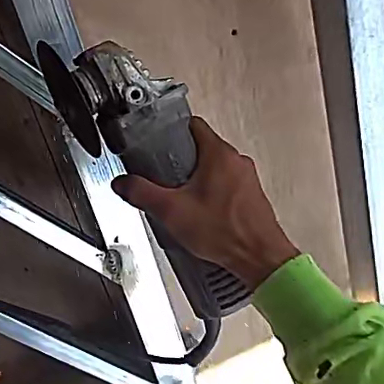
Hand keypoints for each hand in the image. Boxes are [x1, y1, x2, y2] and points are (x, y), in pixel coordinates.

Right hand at [111, 118, 299, 286]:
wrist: (260, 259)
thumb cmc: (227, 233)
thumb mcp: (171, 210)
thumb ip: (141, 193)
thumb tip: (123, 183)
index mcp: (219, 154)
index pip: (194, 124)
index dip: (173, 129)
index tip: (161, 138)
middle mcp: (237, 162)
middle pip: (202, 147)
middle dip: (182, 159)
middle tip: (165, 174)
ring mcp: (247, 179)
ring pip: (215, 167)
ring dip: (197, 178)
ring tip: (181, 197)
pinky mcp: (251, 197)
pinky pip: (226, 185)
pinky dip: (211, 193)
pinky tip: (199, 212)